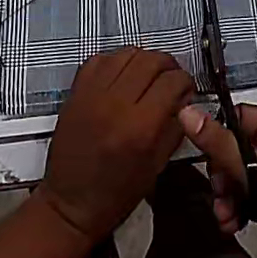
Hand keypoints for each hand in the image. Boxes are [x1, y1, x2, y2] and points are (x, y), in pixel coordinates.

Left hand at [35, 48, 194, 243]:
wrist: (69, 204)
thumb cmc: (115, 194)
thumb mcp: (156, 166)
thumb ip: (175, 127)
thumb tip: (185, 100)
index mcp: (139, 128)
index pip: (172, 82)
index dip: (186, 82)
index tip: (187, 89)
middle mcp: (115, 104)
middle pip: (151, 60)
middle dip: (168, 65)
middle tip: (171, 79)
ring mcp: (92, 95)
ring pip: (126, 53)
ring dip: (143, 60)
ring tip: (148, 75)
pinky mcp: (76, 92)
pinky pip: (99, 59)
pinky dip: (115, 62)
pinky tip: (122, 76)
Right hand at [179, 103, 256, 257]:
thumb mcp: (255, 174)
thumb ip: (219, 144)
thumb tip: (188, 112)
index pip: (238, 115)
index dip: (217, 130)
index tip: (203, 150)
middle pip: (232, 147)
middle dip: (220, 172)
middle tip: (220, 188)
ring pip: (234, 174)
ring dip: (224, 194)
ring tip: (225, 212)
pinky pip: (242, 195)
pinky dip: (233, 208)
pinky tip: (231, 223)